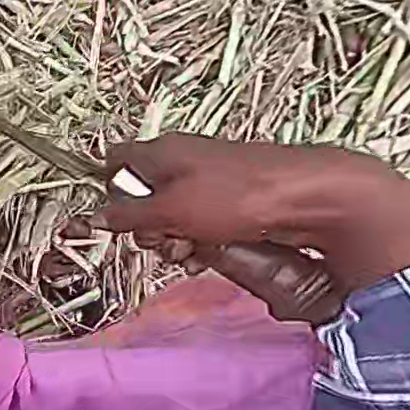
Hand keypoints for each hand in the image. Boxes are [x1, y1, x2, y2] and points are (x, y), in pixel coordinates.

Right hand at [96, 133, 409, 290]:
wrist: (315, 198)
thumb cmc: (235, 198)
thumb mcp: (169, 210)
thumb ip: (126, 215)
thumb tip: (93, 216)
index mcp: (162, 152)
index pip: (115, 162)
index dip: (108, 189)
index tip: (116, 216)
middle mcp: (181, 161)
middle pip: (139, 195)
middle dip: (143, 225)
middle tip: (159, 240)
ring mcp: (206, 179)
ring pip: (167, 213)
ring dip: (169, 238)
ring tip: (186, 252)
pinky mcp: (228, 199)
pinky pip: (195, 221)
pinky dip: (193, 240)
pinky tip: (203, 257)